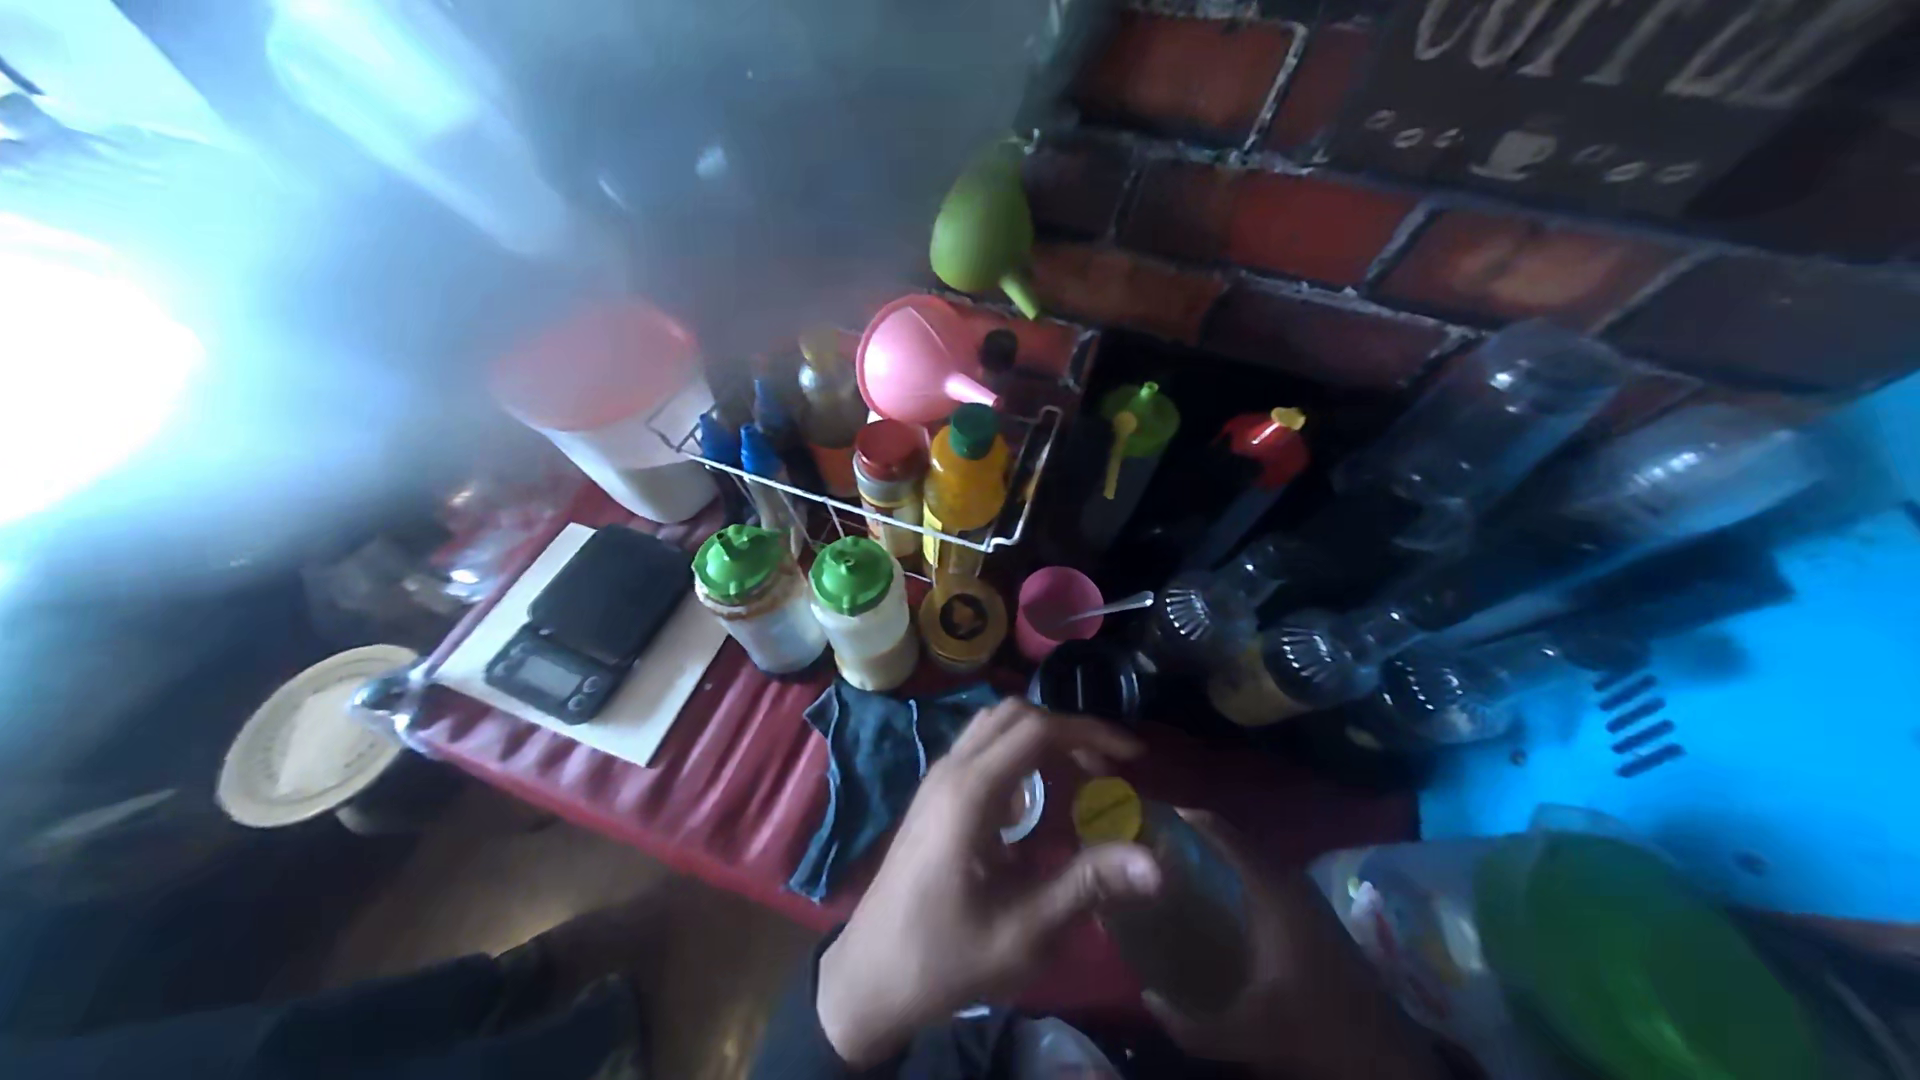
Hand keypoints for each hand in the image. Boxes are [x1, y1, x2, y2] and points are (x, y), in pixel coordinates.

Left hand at [816, 699, 1161, 1067]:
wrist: (869, 976)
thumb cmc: (944, 956)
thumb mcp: (1023, 931)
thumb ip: (1087, 886)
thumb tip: (1156, 863)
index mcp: (970, 792)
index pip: (1037, 729)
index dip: (1090, 733)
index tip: (1131, 758)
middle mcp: (950, 770)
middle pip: (1015, 715)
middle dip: (1067, 732)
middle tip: (1106, 772)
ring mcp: (937, 780)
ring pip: (995, 728)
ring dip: (1041, 741)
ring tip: (1078, 782)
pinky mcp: (935, 796)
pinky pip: (982, 752)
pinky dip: (1019, 758)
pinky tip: (1037, 806)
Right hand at [1141, 810, 1447, 1079]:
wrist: (1390, 1061)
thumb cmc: (1317, 1031)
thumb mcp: (1248, 1033)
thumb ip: (1190, 1024)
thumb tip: (1146, 997)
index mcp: (1270, 887)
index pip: (1218, 830)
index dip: (1180, 817)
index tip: (1143, 817)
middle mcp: (1287, 878)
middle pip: (1229, 837)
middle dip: (1189, 836)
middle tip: (1148, 845)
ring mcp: (1303, 892)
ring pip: (1246, 855)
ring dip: (1211, 853)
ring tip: (1170, 864)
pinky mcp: (1311, 910)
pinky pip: (1260, 871)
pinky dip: (1231, 870)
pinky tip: (1211, 895)